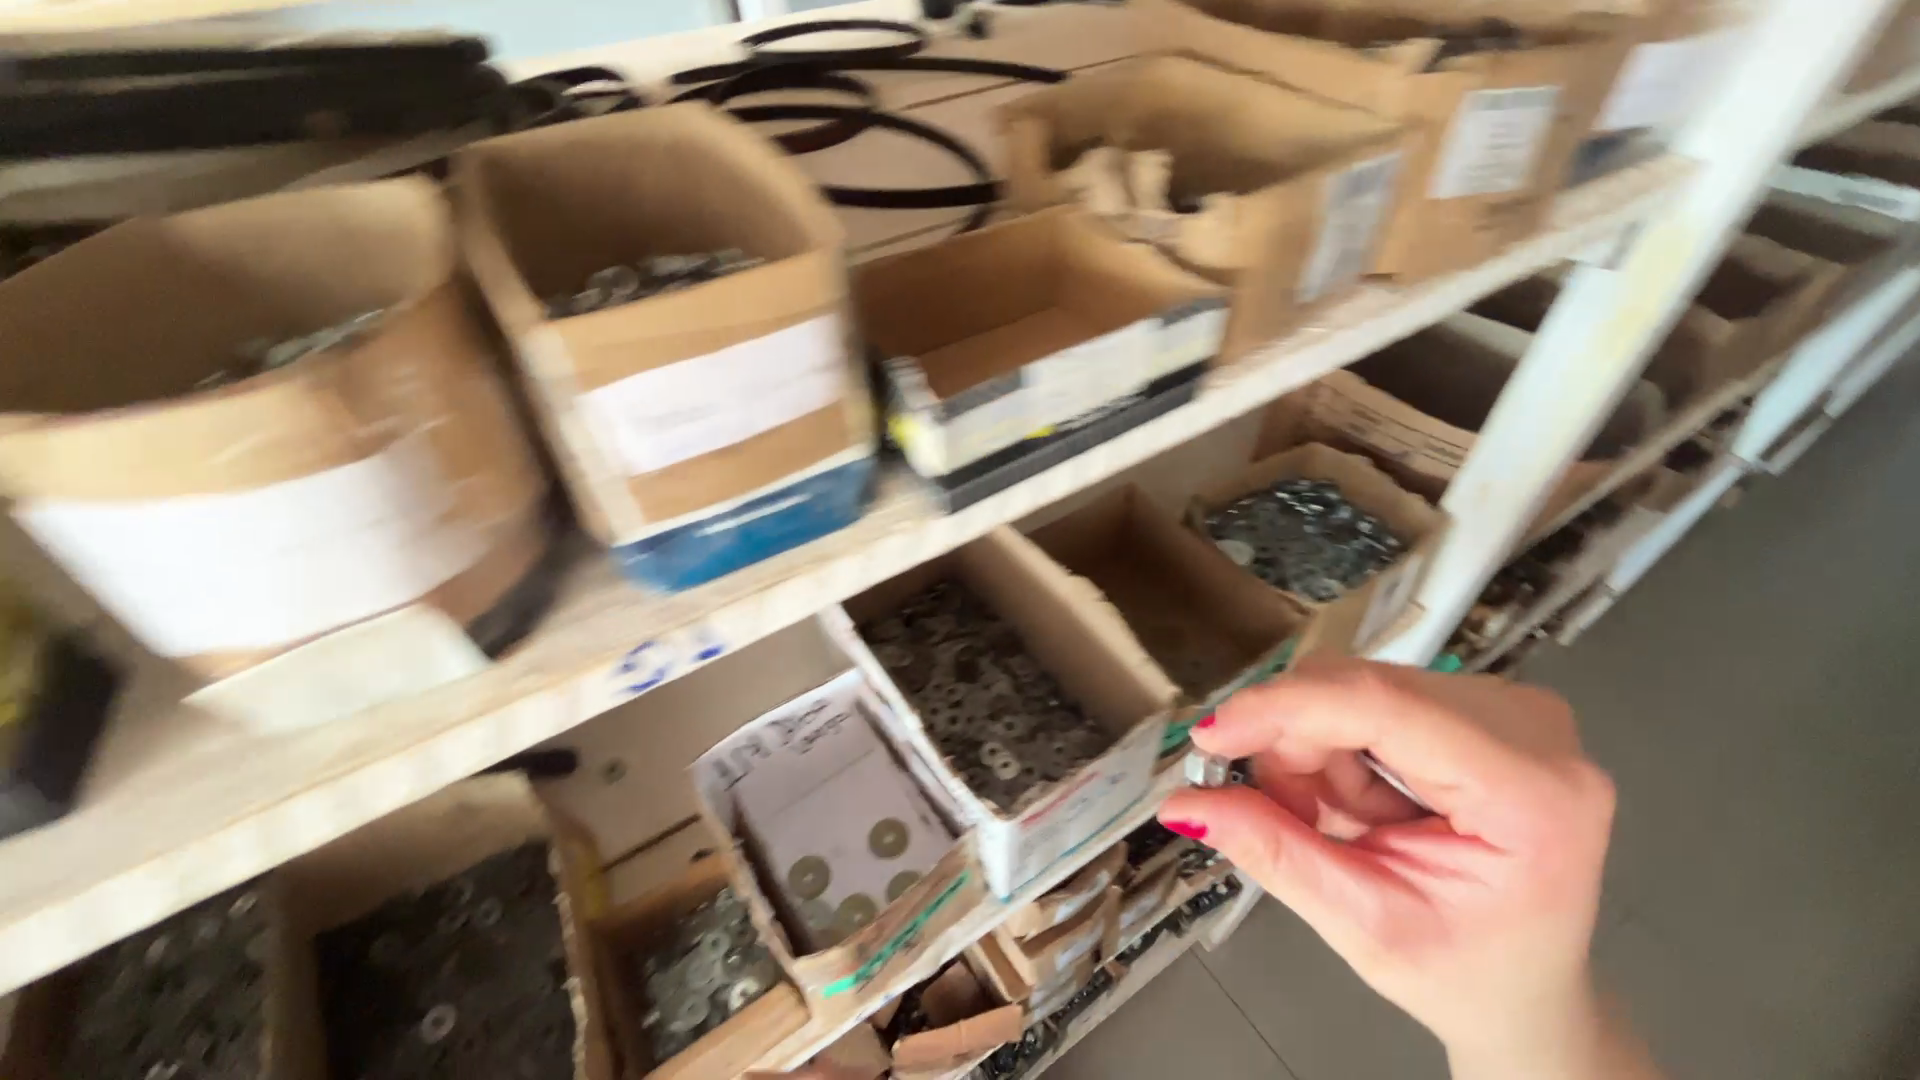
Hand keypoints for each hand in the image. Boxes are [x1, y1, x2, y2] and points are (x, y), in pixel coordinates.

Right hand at [1159, 656, 1633, 1076]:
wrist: (1525, 987)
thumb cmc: (1463, 974)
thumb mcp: (1364, 927)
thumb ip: (1273, 852)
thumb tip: (1181, 804)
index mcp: (1530, 791)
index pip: (1382, 704)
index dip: (1283, 709)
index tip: (1209, 738)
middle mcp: (1528, 726)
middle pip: (1359, 691)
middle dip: (1296, 747)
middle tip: (1286, 813)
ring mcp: (1506, 707)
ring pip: (1352, 688)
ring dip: (1314, 749)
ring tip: (1332, 820)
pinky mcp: (1478, 704)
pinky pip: (1366, 695)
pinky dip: (1335, 743)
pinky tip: (1355, 798)